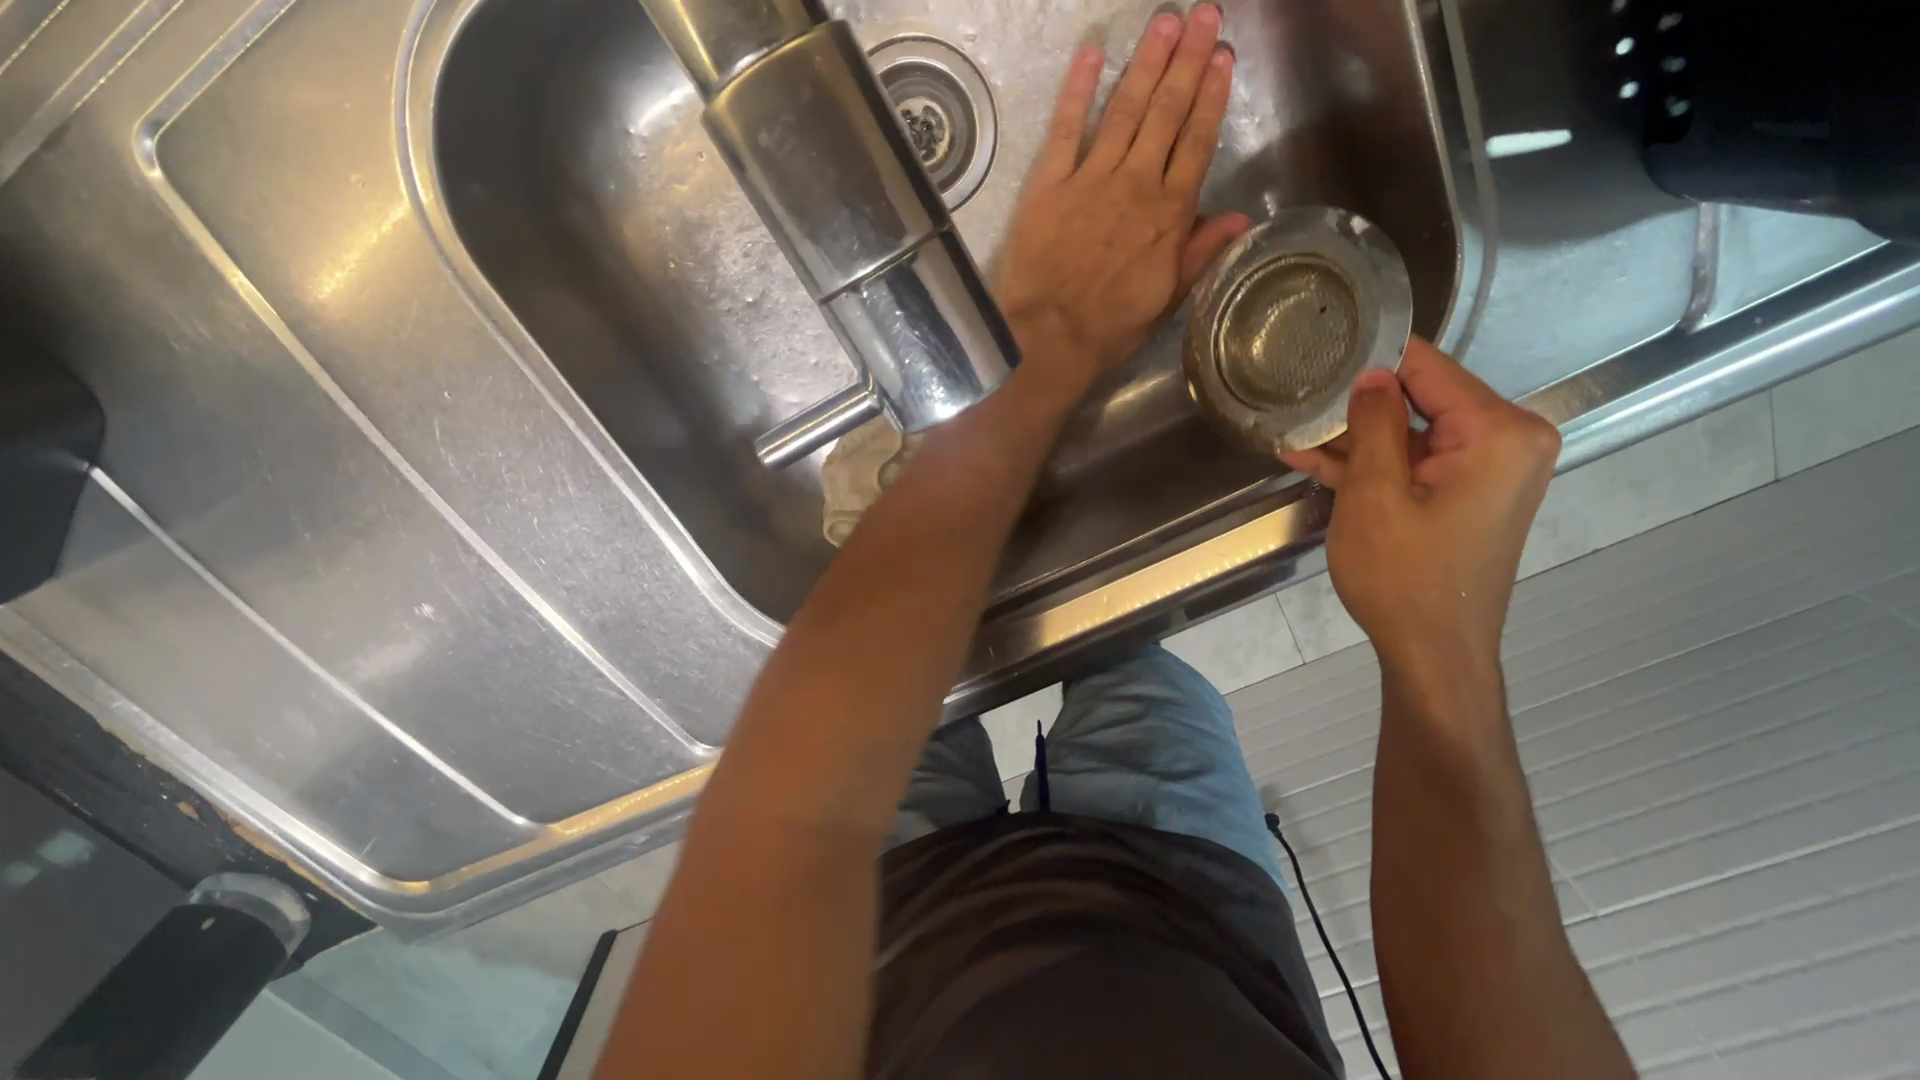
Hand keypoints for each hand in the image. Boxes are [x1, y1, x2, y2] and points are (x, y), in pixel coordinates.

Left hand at [996, 5, 1251, 391]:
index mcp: (1170, 214)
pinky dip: (1078, 89)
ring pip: (1125, 109)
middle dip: (1188, 61)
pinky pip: (1067, 128)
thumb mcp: (1168, 298)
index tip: (1224, 58)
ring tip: (1165, 22)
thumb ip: (1200, 253)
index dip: (1212, 97)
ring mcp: (1092, 179)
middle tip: (1204, 15)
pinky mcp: (1050, 184)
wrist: (1051, 337)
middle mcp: (1136, 184)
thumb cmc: (1111, 327)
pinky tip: (1092, 53)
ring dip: (1147, 62)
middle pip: (1167, 113)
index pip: (1198, 142)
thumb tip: (1239, 218)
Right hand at [1280, 340, 1561, 669]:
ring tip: (1296, 430)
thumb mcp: (1373, 495)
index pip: (1428, 367)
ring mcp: (1495, 469)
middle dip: (1361, 402)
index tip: (1319, 353)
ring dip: (1360, 436)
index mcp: (1499, 432)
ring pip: (1417, 431)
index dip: (1370, 359)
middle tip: (1300, 394)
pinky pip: (1422, 461)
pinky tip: (1320, 460)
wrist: (1435, 654)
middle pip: (1425, 396)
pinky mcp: (1475, 493)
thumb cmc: (1404, 577)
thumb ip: (1373, 424)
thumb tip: (1369, 375)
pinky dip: (1379, 463)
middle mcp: (1511, 440)